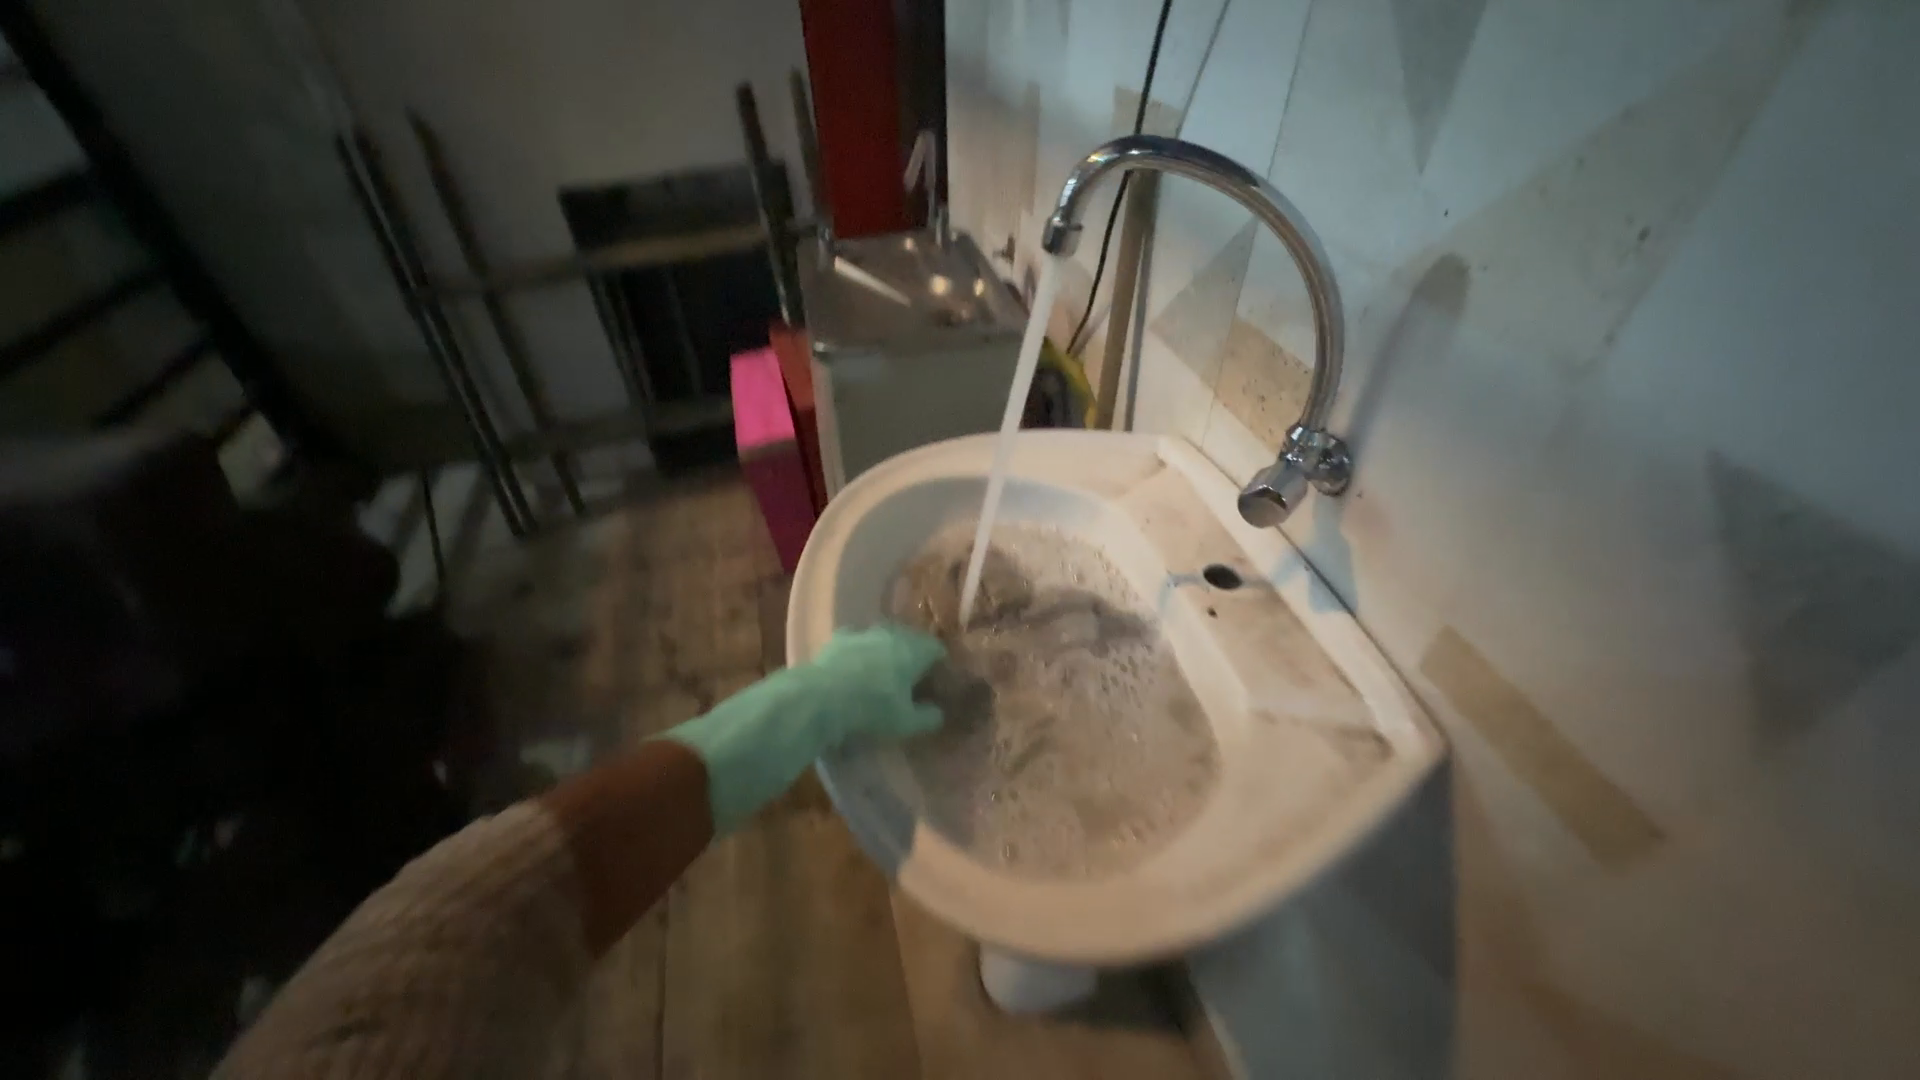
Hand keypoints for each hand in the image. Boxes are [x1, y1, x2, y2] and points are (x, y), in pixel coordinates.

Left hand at [658, 624, 945, 831]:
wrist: (818, 699)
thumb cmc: (871, 710)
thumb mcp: (906, 722)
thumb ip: (927, 717)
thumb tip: (939, 713)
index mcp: (913, 648)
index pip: (936, 650)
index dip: (939, 666)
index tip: (939, 681)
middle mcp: (889, 633)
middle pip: (908, 640)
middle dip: (911, 656)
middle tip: (912, 680)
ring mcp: (860, 633)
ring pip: (880, 640)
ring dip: (883, 654)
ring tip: (881, 677)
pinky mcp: (834, 641)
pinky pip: (854, 646)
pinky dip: (857, 657)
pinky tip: (852, 674)